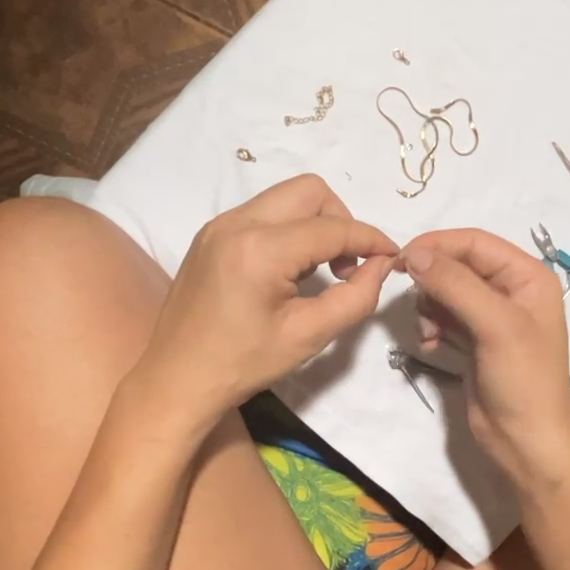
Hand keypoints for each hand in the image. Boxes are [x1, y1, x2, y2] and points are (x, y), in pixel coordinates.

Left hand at [132, 174, 397, 420]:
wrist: (177, 379)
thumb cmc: (244, 364)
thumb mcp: (309, 336)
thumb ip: (355, 297)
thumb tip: (382, 264)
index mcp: (260, 249)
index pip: (332, 227)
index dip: (370, 239)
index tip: (392, 257)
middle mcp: (236, 223)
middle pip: (310, 190)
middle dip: (341, 221)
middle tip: (347, 265)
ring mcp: (219, 224)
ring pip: (285, 198)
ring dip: (314, 223)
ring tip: (320, 270)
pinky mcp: (210, 234)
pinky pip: (262, 212)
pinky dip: (288, 230)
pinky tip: (289, 271)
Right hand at [397, 229, 569, 484]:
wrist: (525, 443)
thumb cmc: (522, 380)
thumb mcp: (495, 326)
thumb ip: (456, 285)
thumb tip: (415, 255)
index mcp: (529, 277)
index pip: (476, 242)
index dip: (438, 245)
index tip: (401, 260)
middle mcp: (512, 291)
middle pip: (458, 265)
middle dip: (433, 281)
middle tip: (415, 303)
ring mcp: (491, 318)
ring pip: (446, 291)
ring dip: (429, 307)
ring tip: (428, 333)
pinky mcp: (474, 341)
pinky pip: (443, 318)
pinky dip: (431, 326)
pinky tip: (430, 346)